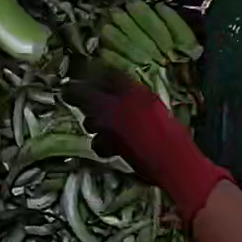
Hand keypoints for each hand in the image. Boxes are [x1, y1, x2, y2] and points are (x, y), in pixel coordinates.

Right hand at [68, 70, 230, 223]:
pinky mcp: (144, 141)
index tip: (70, 89)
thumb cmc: (142, 137)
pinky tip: (108, 153)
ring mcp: (143, 121)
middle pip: (107, 98)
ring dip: (100, 129)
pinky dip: (111, 143)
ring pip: (112, 119)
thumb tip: (67, 88)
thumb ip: (88, 99)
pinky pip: (121, 137)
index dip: (87, 79)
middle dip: (92, 110)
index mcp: (132, 89)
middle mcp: (138, 101)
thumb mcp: (110, 114)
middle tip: (86, 121)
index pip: (106, 75)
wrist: (175, 165)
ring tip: (98, 140)